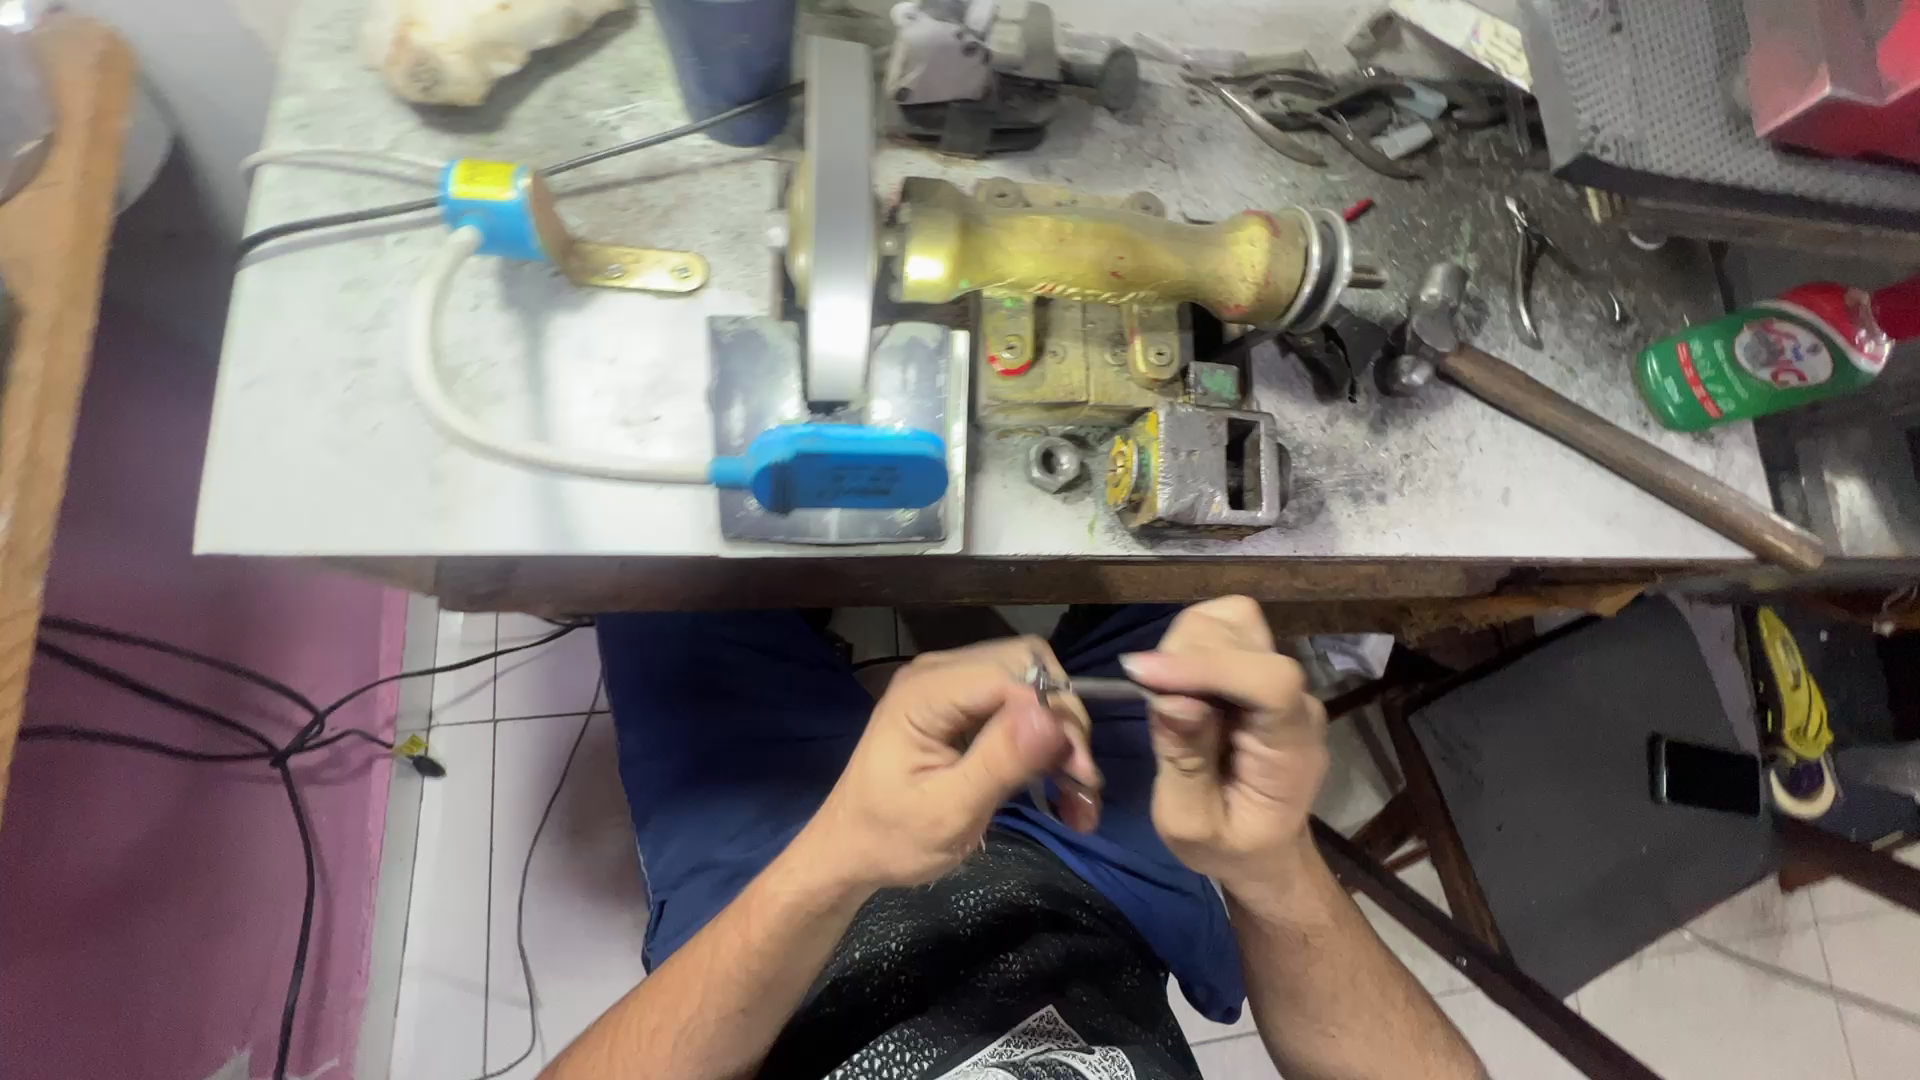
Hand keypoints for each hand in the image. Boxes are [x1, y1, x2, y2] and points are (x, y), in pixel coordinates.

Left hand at [801, 638, 1100, 892]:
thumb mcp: (948, 812)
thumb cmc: (891, 838)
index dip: (1055, 713)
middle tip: (1081, 783)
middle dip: (1064, 722)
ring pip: (1032, 685)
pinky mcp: (963, 707)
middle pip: (1029, 667)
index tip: (1079, 772)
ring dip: (1061, 737)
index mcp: (925, 692)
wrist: (852, 851)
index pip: (1013, 672)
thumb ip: (998, 761)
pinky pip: (1018, 706)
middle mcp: (940, 673)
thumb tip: (1050, 715)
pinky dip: (1045, 743)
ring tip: (1077, 796)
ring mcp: (952, 686)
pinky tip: (1059, 789)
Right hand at [1123, 596, 1328, 897]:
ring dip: (1184, 644)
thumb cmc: (1230, 847)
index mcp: (1289, 747)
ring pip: (1231, 621)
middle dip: (1182, 656)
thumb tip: (1171, 698)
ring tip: (1162, 688)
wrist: (1264, 852)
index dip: (1205, 666)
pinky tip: (1176, 677)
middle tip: (1149, 696)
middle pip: (1242, 638)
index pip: (1268, 681)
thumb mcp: (1192, 825)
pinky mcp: (1259, 670)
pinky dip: (1190, 639)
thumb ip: (1183, 762)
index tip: (1142, 675)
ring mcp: (1281, 681)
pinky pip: (1224, 628)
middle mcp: (1295, 702)